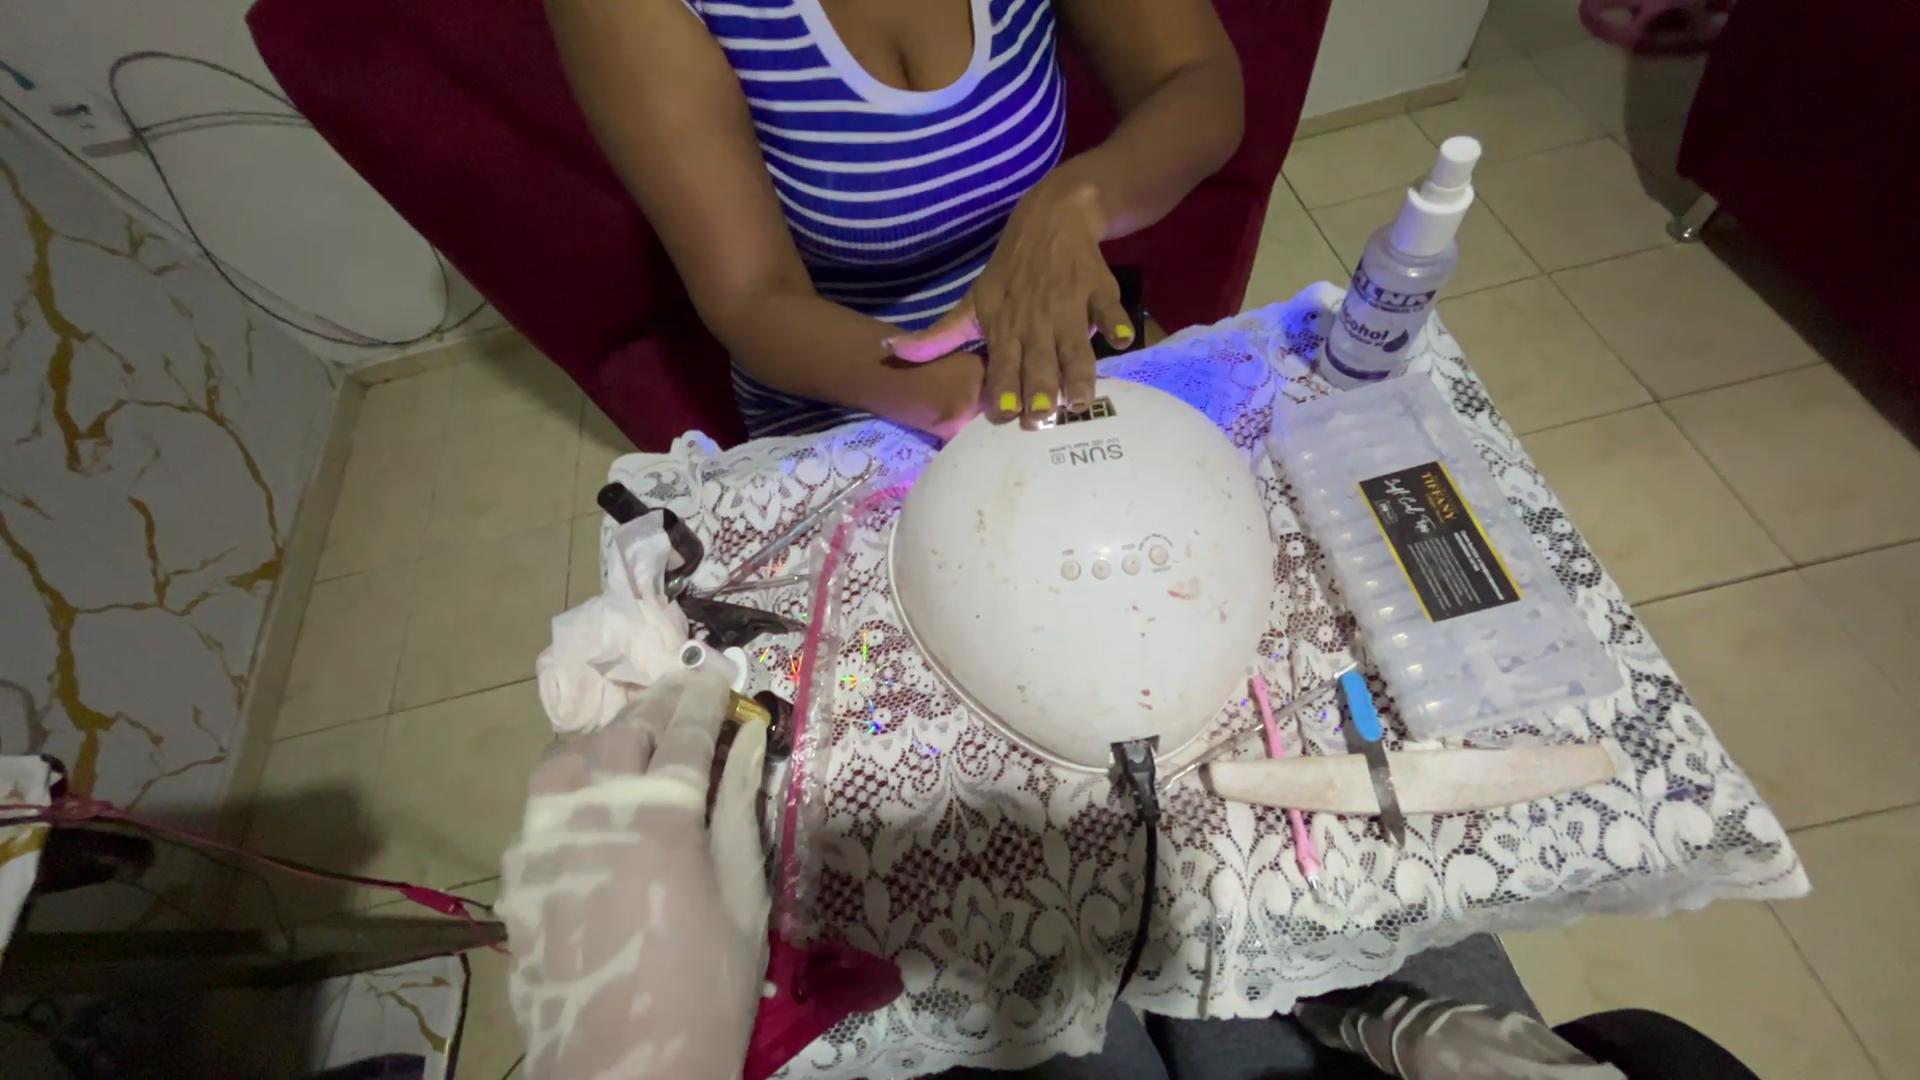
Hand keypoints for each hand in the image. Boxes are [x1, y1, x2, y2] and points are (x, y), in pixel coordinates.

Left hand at [498, 673, 768, 1079]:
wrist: (625, 1071)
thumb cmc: (708, 983)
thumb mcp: (745, 892)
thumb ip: (741, 806)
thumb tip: (751, 739)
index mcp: (663, 819)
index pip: (685, 732)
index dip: (703, 698)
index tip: (716, 676)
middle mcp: (597, 816)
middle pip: (623, 732)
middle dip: (657, 703)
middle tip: (682, 691)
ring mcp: (547, 846)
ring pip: (565, 759)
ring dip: (604, 736)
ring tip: (633, 735)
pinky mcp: (519, 880)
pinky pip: (538, 807)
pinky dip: (569, 785)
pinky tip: (592, 797)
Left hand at [886, 177, 1133, 424]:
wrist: (1050, 218)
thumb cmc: (1008, 274)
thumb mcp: (971, 303)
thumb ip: (938, 336)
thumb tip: (890, 352)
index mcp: (1004, 328)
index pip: (1001, 365)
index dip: (1002, 388)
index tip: (1004, 414)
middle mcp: (1034, 322)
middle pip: (1037, 362)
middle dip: (1039, 389)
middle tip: (1042, 417)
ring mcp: (1067, 305)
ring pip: (1073, 344)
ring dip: (1077, 371)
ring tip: (1081, 399)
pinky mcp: (1097, 288)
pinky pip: (1108, 308)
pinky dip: (1116, 322)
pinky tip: (1122, 340)